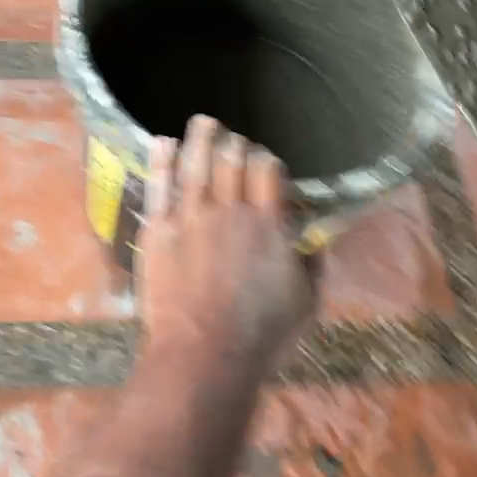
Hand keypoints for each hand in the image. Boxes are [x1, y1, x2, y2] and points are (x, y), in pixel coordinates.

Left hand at [136, 115, 318, 376]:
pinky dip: (161, 160)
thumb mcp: (306, 304)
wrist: (203, 355)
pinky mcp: (159, 229)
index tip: (264, 161)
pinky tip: (163, 142)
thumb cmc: (260, 337)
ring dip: (201, 137)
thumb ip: (313, 264)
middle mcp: (230, 211)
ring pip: (196, 163)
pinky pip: (160, 186)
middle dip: (235, 144)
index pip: (268, 170)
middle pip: (232, 160)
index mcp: (267, 224)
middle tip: (233, 141)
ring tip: (204, 121)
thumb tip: (317, 239)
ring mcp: (191, 217)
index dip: (266, 158)